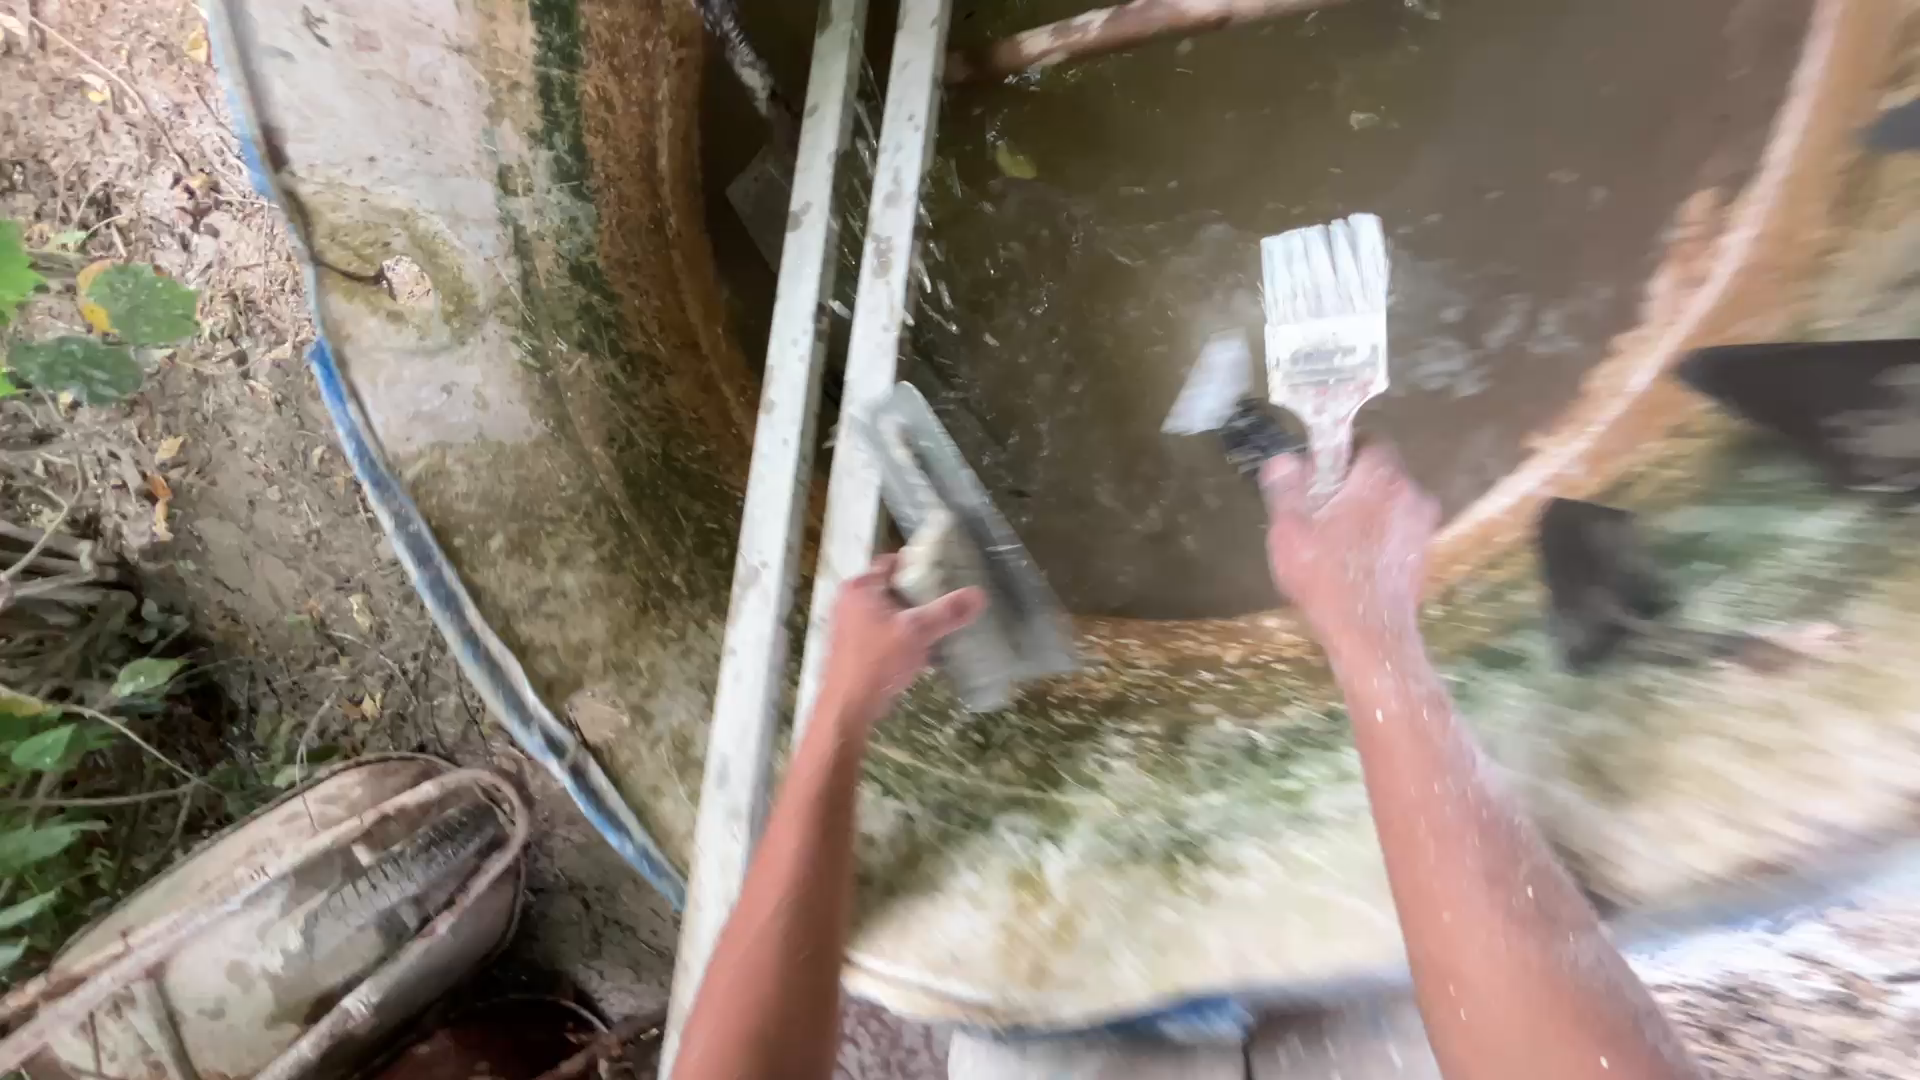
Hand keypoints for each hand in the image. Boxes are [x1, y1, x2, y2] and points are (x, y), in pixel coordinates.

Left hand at [818, 555, 985, 730]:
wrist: (847, 709)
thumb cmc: (877, 662)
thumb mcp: (917, 632)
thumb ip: (948, 612)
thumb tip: (979, 595)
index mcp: (860, 587)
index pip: (892, 562)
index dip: (918, 564)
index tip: (944, 572)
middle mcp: (850, 602)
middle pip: (892, 588)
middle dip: (919, 595)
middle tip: (947, 599)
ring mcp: (849, 627)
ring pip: (889, 613)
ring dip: (912, 619)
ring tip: (940, 625)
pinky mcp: (854, 650)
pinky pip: (884, 634)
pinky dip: (903, 638)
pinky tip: (925, 652)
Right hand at [1260, 444, 1439, 647]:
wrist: (1369, 634)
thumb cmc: (1325, 577)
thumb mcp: (1289, 529)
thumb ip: (1285, 487)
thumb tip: (1284, 458)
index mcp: (1382, 479)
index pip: (1369, 440)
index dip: (1340, 449)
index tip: (1314, 471)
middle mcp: (1413, 494)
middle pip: (1378, 472)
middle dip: (1348, 482)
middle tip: (1315, 507)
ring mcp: (1425, 526)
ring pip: (1388, 501)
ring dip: (1362, 509)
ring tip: (1330, 537)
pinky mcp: (1424, 553)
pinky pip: (1396, 528)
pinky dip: (1375, 533)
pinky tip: (1350, 559)